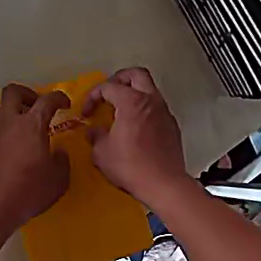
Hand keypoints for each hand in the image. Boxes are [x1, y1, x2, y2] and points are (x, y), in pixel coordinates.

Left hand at [0, 85, 71, 229]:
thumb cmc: (29, 191)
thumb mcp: (58, 180)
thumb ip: (62, 162)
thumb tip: (60, 153)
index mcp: (31, 125)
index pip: (46, 100)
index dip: (58, 97)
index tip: (64, 102)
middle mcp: (10, 124)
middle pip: (14, 92)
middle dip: (28, 94)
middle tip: (38, 105)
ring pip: (2, 110)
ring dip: (15, 113)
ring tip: (27, 128)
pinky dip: (7, 132)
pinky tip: (16, 148)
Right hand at [85, 68, 191, 209]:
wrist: (164, 185)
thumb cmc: (133, 167)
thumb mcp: (102, 153)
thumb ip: (96, 137)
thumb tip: (94, 132)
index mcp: (132, 102)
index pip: (108, 86)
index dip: (93, 96)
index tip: (88, 112)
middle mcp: (151, 102)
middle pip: (137, 75)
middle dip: (120, 79)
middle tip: (109, 92)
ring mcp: (165, 114)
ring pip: (150, 91)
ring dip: (136, 94)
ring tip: (122, 110)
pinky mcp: (173, 128)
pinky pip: (158, 110)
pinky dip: (146, 111)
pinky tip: (137, 127)